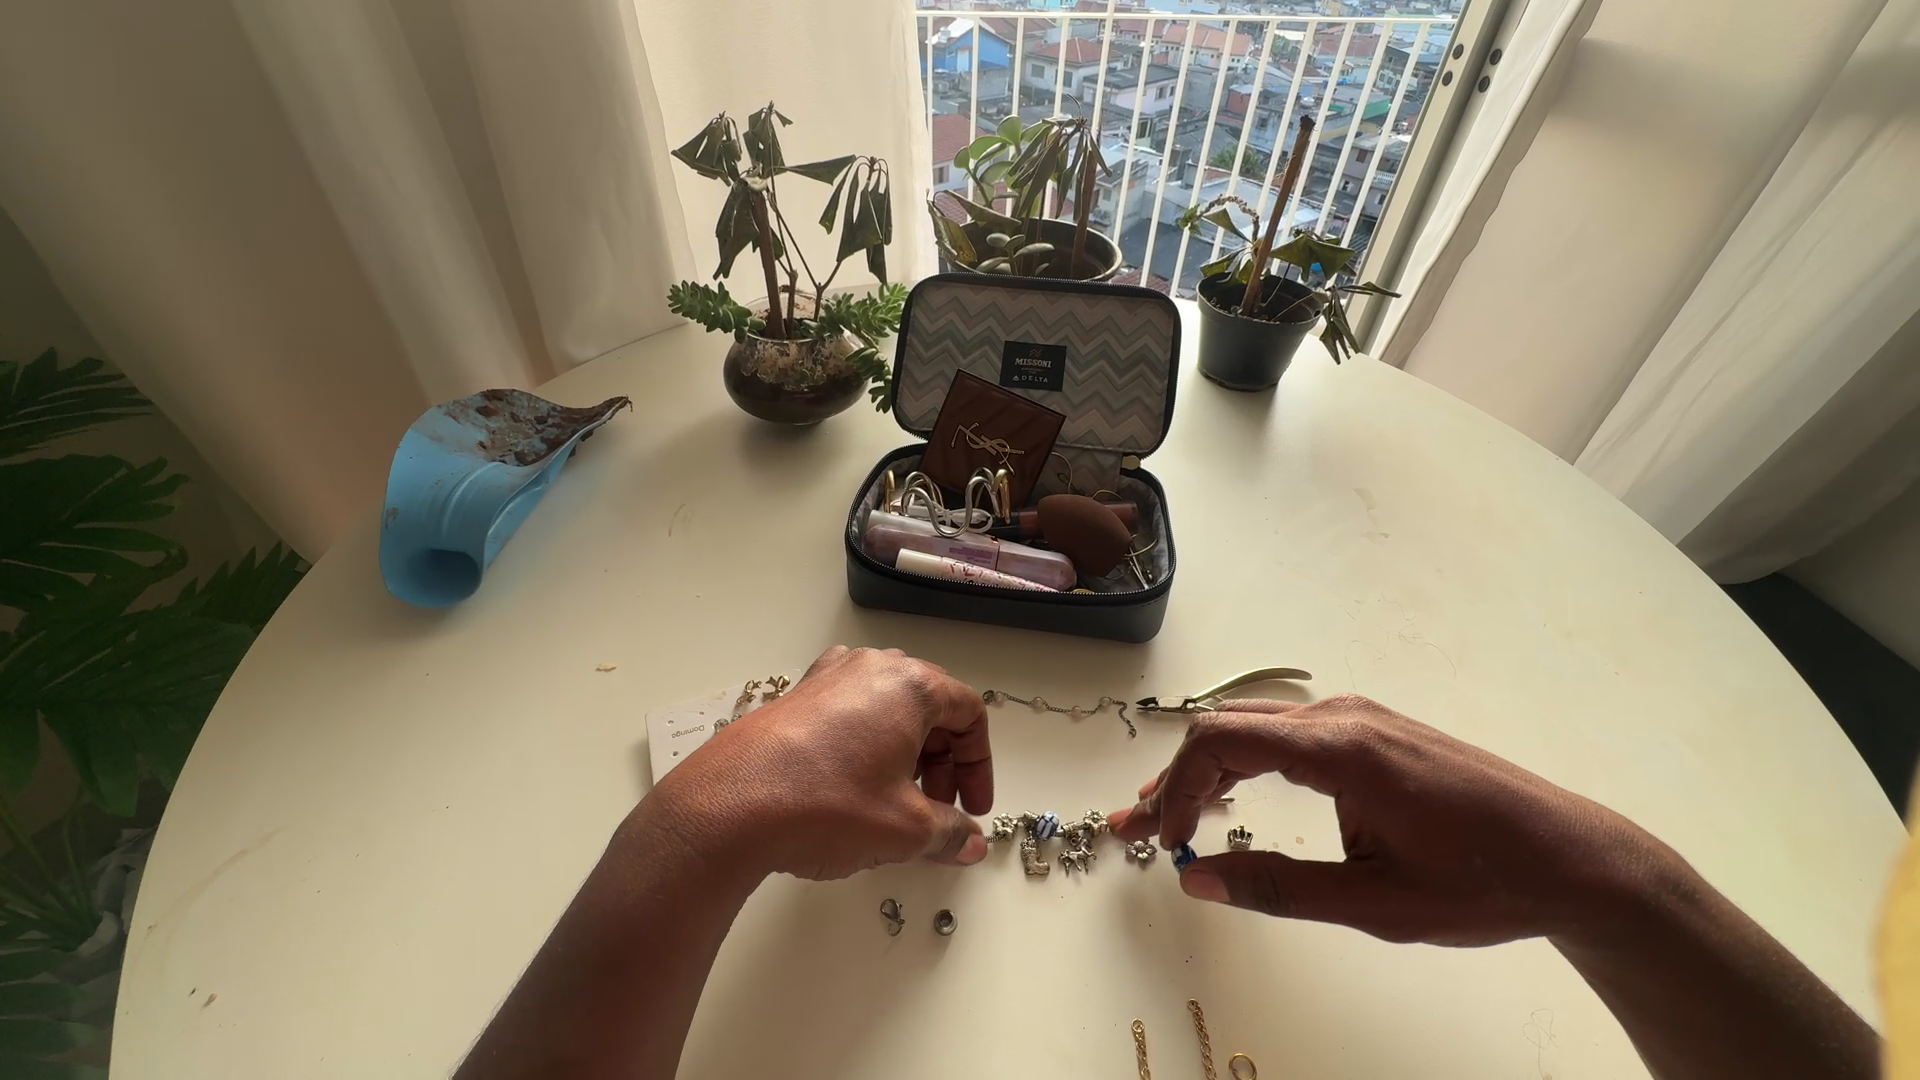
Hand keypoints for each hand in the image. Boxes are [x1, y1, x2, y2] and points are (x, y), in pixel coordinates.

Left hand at [647, 646, 992, 880]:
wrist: (729, 805)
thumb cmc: (831, 806)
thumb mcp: (904, 828)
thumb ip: (950, 832)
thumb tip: (973, 843)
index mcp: (911, 685)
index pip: (968, 712)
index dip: (979, 764)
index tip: (973, 807)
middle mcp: (873, 666)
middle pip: (930, 706)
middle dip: (943, 760)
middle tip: (937, 807)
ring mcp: (830, 675)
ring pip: (888, 706)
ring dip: (906, 750)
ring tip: (893, 797)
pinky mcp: (797, 693)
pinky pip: (850, 709)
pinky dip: (867, 740)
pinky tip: (850, 779)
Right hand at [1109, 695, 1674, 945]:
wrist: (1575, 857)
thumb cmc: (1482, 885)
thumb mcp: (1376, 904)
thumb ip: (1279, 888)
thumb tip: (1196, 879)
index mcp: (1339, 749)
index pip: (1221, 743)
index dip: (1176, 788)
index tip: (1167, 842)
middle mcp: (1338, 716)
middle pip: (1224, 728)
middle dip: (1174, 777)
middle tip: (1138, 826)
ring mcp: (1354, 716)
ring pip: (1249, 727)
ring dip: (1204, 768)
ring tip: (1168, 813)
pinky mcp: (1367, 728)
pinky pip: (1281, 733)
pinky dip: (1242, 762)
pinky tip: (1228, 793)